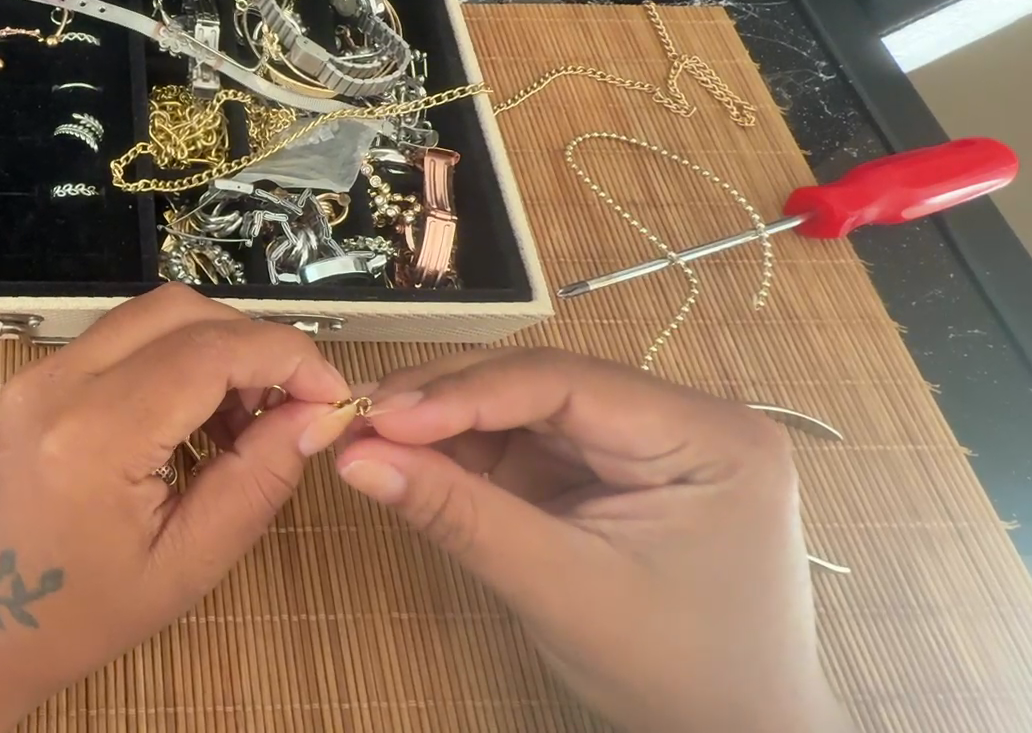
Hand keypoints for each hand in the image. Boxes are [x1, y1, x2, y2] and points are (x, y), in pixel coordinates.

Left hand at [0, 284, 350, 724]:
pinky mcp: (34, 375)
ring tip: (241, 415)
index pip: (208, 351)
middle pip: (177, 309)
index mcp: (93, 434)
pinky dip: (172, 354)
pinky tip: (192, 412)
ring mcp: (38, 371)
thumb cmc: (77, 614)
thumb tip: (315, 415)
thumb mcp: (186, 564)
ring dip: (212, 344)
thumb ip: (258, 478)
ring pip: (148, 313)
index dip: (284, 355)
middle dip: (250, 341)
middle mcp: (57, 382)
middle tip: (288, 402)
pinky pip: (120, 336)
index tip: (329, 392)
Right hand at [308, 348, 848, 732]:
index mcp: (704, 435)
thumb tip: (351, 458)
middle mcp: (665, 415)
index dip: (461, 394)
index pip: (561, 382)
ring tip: (364, 432)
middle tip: (355, 417)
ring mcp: (622, 435)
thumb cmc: (672, 673)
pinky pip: (505, 435)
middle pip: (528, 381)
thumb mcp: (559, 589)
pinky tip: (400, 450)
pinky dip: (448, 444)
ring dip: (432, 417)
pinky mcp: (584, 460)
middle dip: (437, 400)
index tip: (378, 416)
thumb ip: (456, 513)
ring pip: (506, 401)